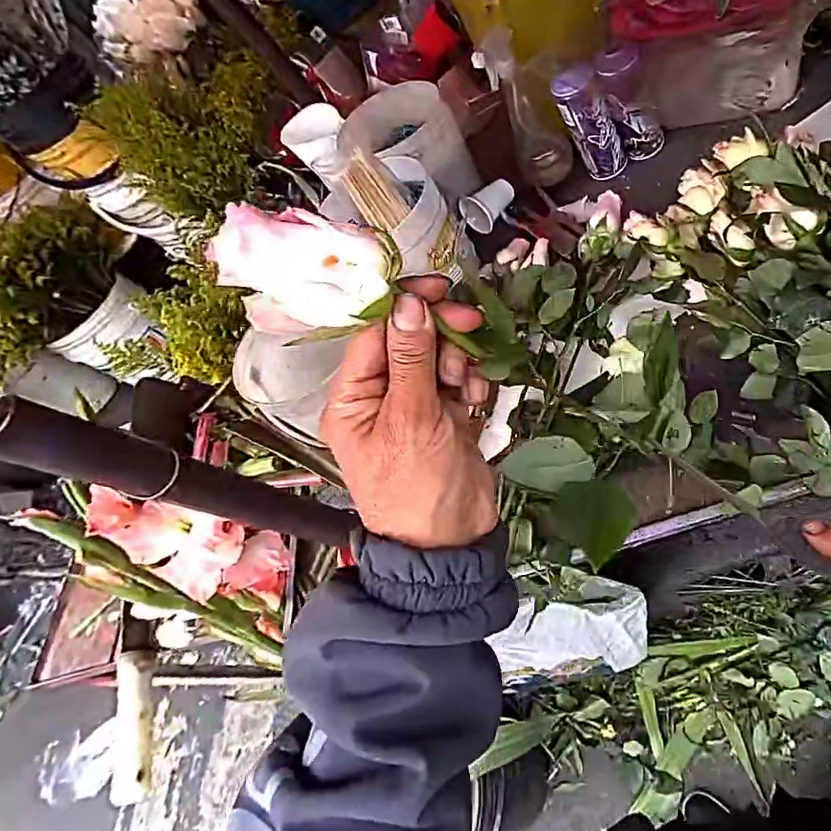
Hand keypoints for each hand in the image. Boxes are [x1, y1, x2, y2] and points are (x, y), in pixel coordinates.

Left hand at [322, 277, 497, 548]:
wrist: (454, 541)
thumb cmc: (418, 489)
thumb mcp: (412, 419)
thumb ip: (411, 359)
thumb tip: (408, 304)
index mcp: (353, 399)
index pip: (375, 334)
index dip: (405, 307)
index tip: (438, 289)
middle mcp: (383, 397)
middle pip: (412, 341)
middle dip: (441, 334)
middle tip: (470, 325)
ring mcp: (418, 406)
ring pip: (442, 357)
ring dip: (460, 362)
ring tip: (467, 389)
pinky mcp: (448, 415)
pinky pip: (461, 379)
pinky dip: (473, 383)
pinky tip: (476, 401)